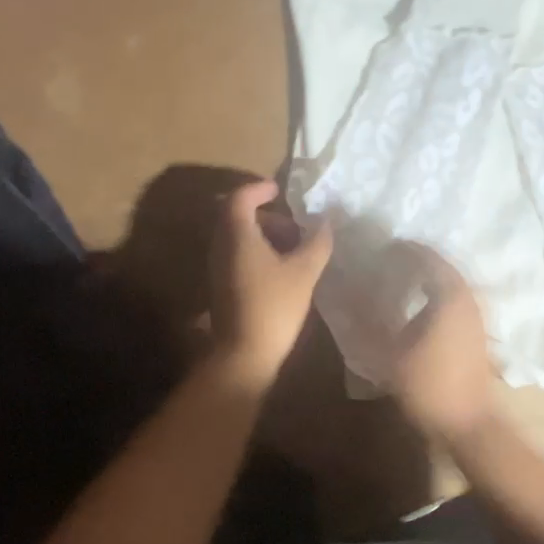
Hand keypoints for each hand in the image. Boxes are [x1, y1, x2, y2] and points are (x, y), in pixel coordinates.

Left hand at [207, 180, 333, 383]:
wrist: (244, 355)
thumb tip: (326, 222)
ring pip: (238, 240)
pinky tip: (282, 274)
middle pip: (238, 218)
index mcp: (236, 234)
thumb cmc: (274, 307)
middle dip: (268, 217)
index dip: (260, 189)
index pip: (241, 197)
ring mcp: (218, 269)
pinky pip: (238, 258)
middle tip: (296, 229)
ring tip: (294, 253)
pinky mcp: (222, 289)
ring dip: (265, 238)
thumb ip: (317, 242)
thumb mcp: (303, 272)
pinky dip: (257, 255)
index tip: (280, 190)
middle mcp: (220, 246)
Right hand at [388, 244, 496, 442]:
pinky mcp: (478, 334)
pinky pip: (454, 302)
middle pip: (441, 267)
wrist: (467, 423)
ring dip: (426, 280)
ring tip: (398, 284)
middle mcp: (468, 297)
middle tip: (386, 264)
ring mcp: (477, 316)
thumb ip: (370, 321)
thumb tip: (350, 295)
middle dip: (414, 262)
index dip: (402, 250)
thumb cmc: (429, 386)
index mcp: (449, 294)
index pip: (425, 256)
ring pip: (450, 285)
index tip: (379, 250)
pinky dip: (435, 298)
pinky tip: (416, 311)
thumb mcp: (391, 354)